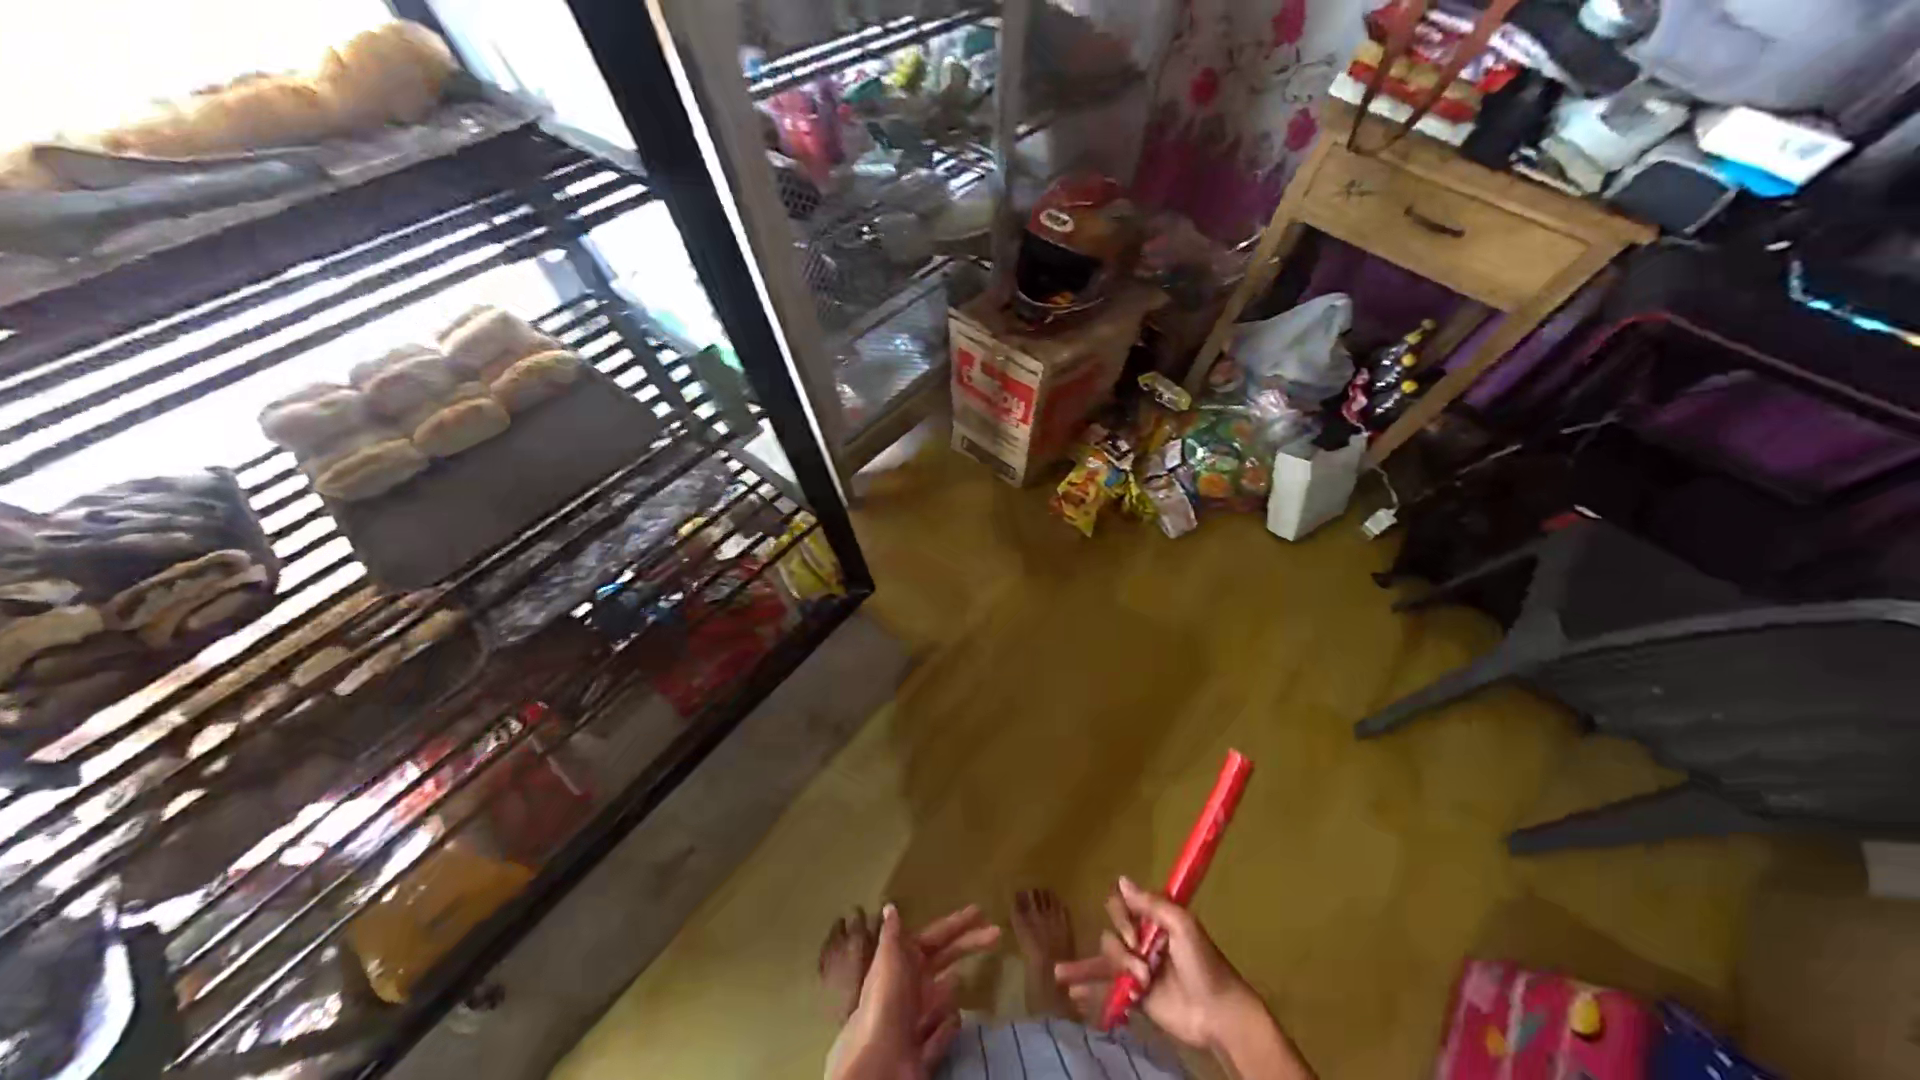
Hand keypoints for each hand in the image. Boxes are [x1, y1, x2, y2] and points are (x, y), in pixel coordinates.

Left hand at [830, 904, 1000, 1079]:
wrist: (879, 1065)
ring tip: (966, 975)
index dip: (956, 924)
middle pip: (944, 961)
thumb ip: (892, 935)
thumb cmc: (886, 1004)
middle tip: (996, 933)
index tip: (980, 911)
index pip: (934, 937)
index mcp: (902, 964)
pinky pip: (940, 1034)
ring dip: (950, 987)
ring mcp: (916, 1020)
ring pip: (938, 998)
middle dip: (968, 946)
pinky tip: (956, 1019)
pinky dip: (947, 1026)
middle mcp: (908, 989)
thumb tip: (891, 906)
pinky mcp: (924, 1050)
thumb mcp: (888, 960)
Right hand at [1054, 876, 1258, 1049]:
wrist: (1218, 1015)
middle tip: (1142, 963)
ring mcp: (1137, 968)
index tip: (1135, 934)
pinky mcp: (1135, 994)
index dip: (1122, 917)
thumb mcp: (1183, 926)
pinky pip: (1107, 985)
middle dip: (1122, 948)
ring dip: (1120, 968)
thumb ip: (1152, 904)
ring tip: (1141, 985)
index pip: (1122, 905)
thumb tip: (1122, 880)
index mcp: (1155, 920)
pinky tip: (1071, 991)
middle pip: (1112, 931)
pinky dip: (1089, 987)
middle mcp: (1142, 940)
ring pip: (1109, 956)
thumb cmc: (1204, 965)